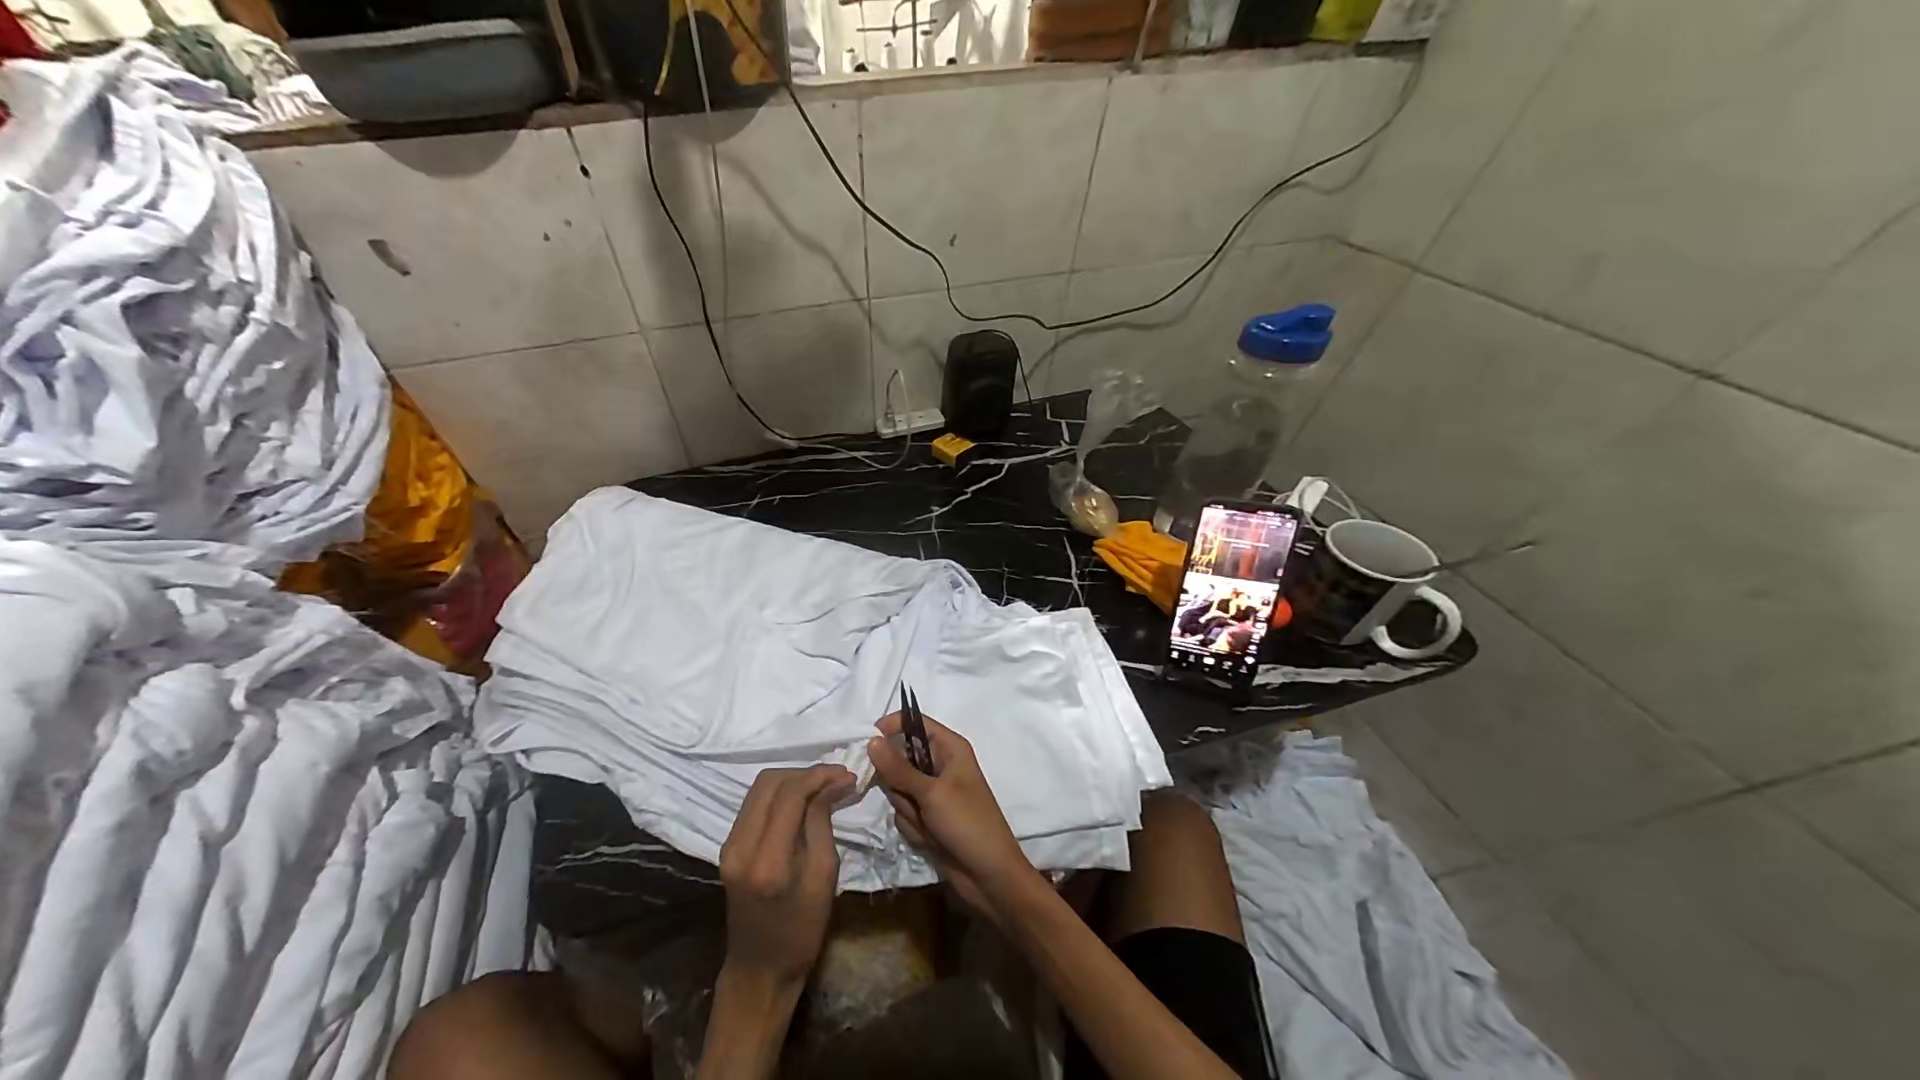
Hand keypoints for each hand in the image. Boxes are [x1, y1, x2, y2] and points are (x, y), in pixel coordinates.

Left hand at [717, 764, 853, 989]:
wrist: (760, 968)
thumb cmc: (802, 930)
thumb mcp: (824, 876)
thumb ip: (822, 823)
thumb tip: (832, 783)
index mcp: (768, 860)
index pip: (790, 794)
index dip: (820, 775)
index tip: (847, 774)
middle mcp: (740, 846)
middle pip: (769, 782)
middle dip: (805, 772)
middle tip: (836, 779)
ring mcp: (728, 846)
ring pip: (759, 789)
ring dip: (792, 780)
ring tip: (822, 786)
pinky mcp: (728, 847)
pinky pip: (754, 805)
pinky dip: (780, 795)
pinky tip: (802, 801)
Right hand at [869, 713, 1033, 919]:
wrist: (988, 876)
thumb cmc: (967, 823)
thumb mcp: (931, 793)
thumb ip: (898, 768)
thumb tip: (871, 740)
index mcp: (950, 748)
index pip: (915, 722)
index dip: (892, 727)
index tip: (868, 741)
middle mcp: (940, 765)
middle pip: (900, 758)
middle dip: (899, 782)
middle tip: (913, 799)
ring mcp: (933, 793)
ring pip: (898, 789)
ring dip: (907, 809)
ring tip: (928, 824)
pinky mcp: (928, 817)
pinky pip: (904, 812)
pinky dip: (912, 826)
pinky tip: (929, 839)